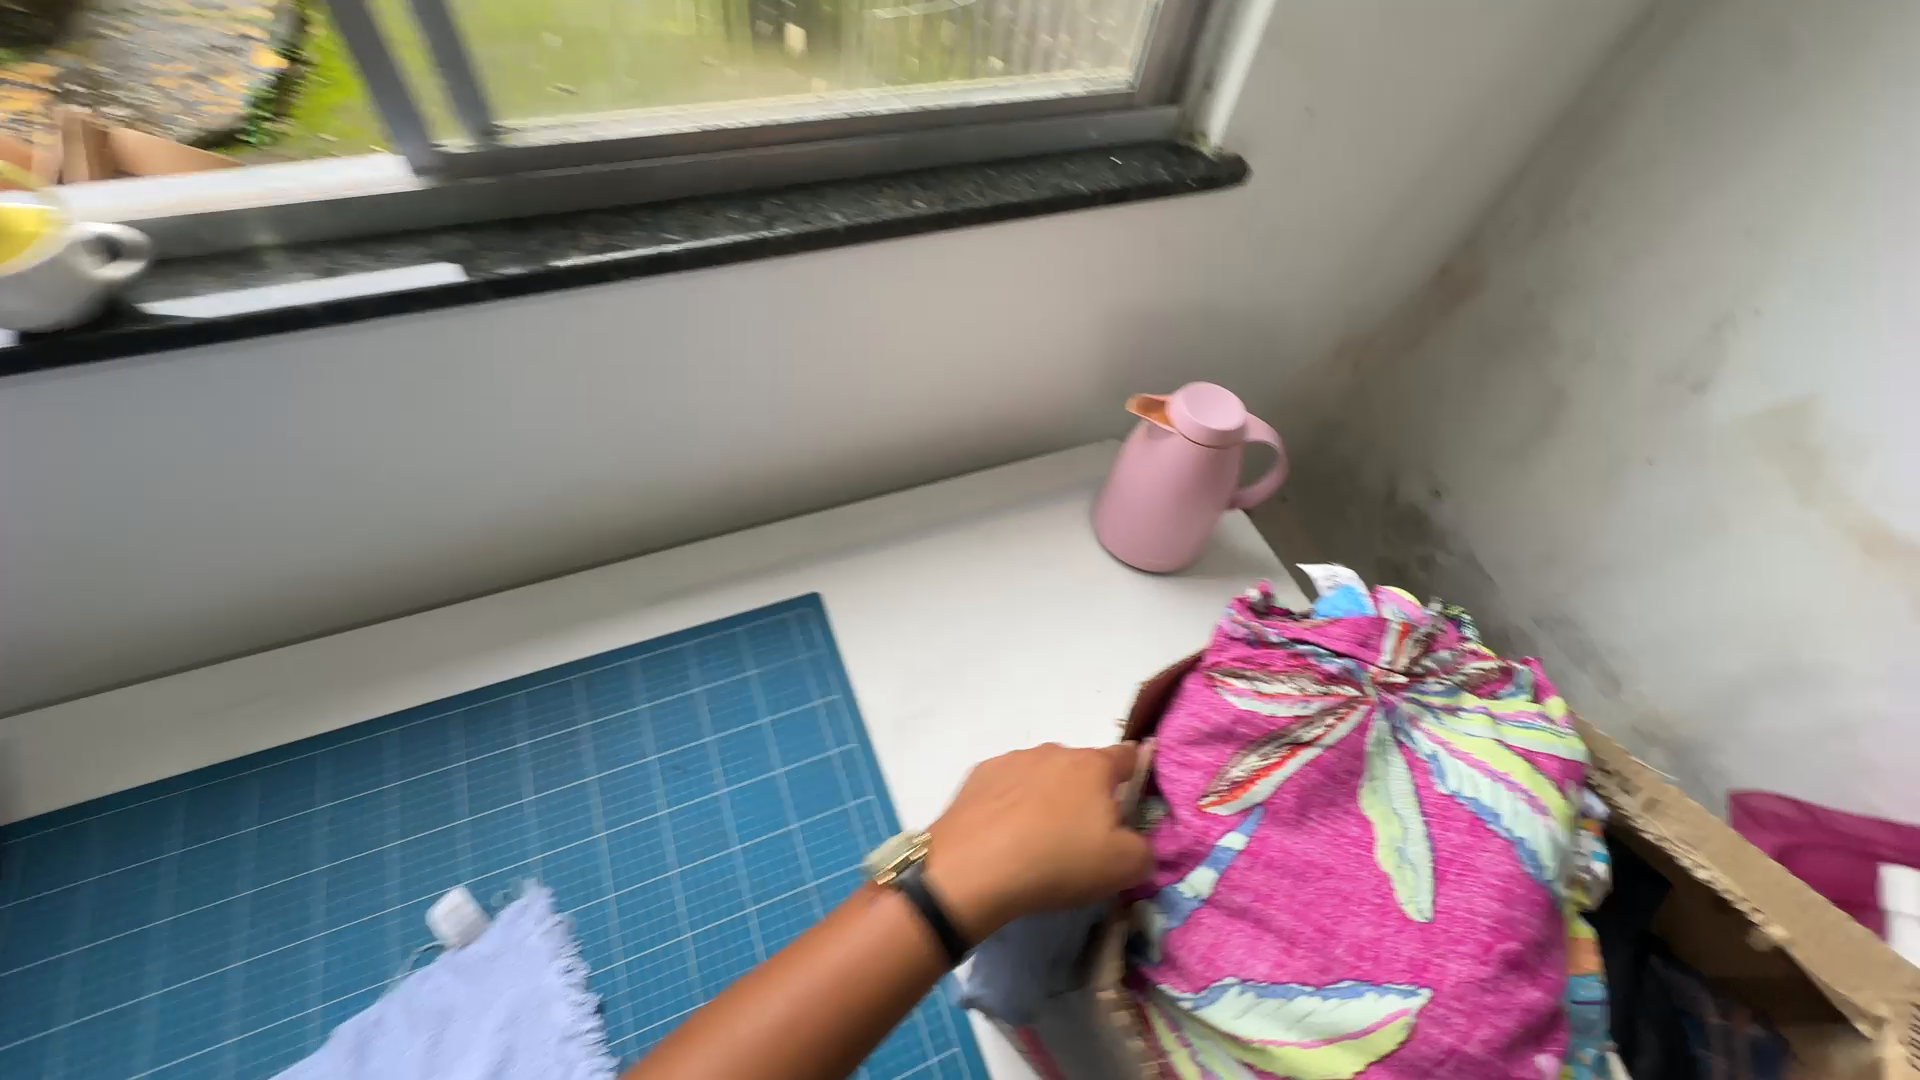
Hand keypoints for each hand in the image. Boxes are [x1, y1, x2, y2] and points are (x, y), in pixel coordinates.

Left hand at [921, 742, 1152, 940]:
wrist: (973, 868)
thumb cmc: (1058, 861)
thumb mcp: (1123, 867)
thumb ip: (1144, 850)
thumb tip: (1136, 842)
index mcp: (1093, 766)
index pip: (1127, 757)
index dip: (1135, 774)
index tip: (1131, 798)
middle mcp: (1054, 752)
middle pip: (1082, 769)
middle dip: (1086, 796)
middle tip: (1080, 838)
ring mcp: (1012, 759)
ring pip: (1042, 775)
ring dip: (1046, 798)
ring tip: (1036, 841)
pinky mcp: (979, 775)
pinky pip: (1007, 786)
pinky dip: (1011, 804)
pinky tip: (1004, 835)